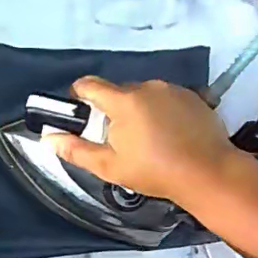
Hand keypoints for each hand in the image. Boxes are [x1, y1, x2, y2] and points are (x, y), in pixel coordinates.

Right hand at [44, 76, 245, 202]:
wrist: (208, 173)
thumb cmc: (154, 171)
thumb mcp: (109, 167)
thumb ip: (76, 150)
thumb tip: (49, 139)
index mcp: (123, 101)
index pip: (89, 84)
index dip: (78, 96)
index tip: (79, 114)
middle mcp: (147, 86)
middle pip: (117, 91)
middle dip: (111, 110)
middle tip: (117, 140)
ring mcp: (173, 89)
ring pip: (143, 95)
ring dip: (137, 111)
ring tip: (146, 140)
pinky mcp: (193, 96)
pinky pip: (165, 98)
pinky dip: (160, 112)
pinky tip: (168, 135)